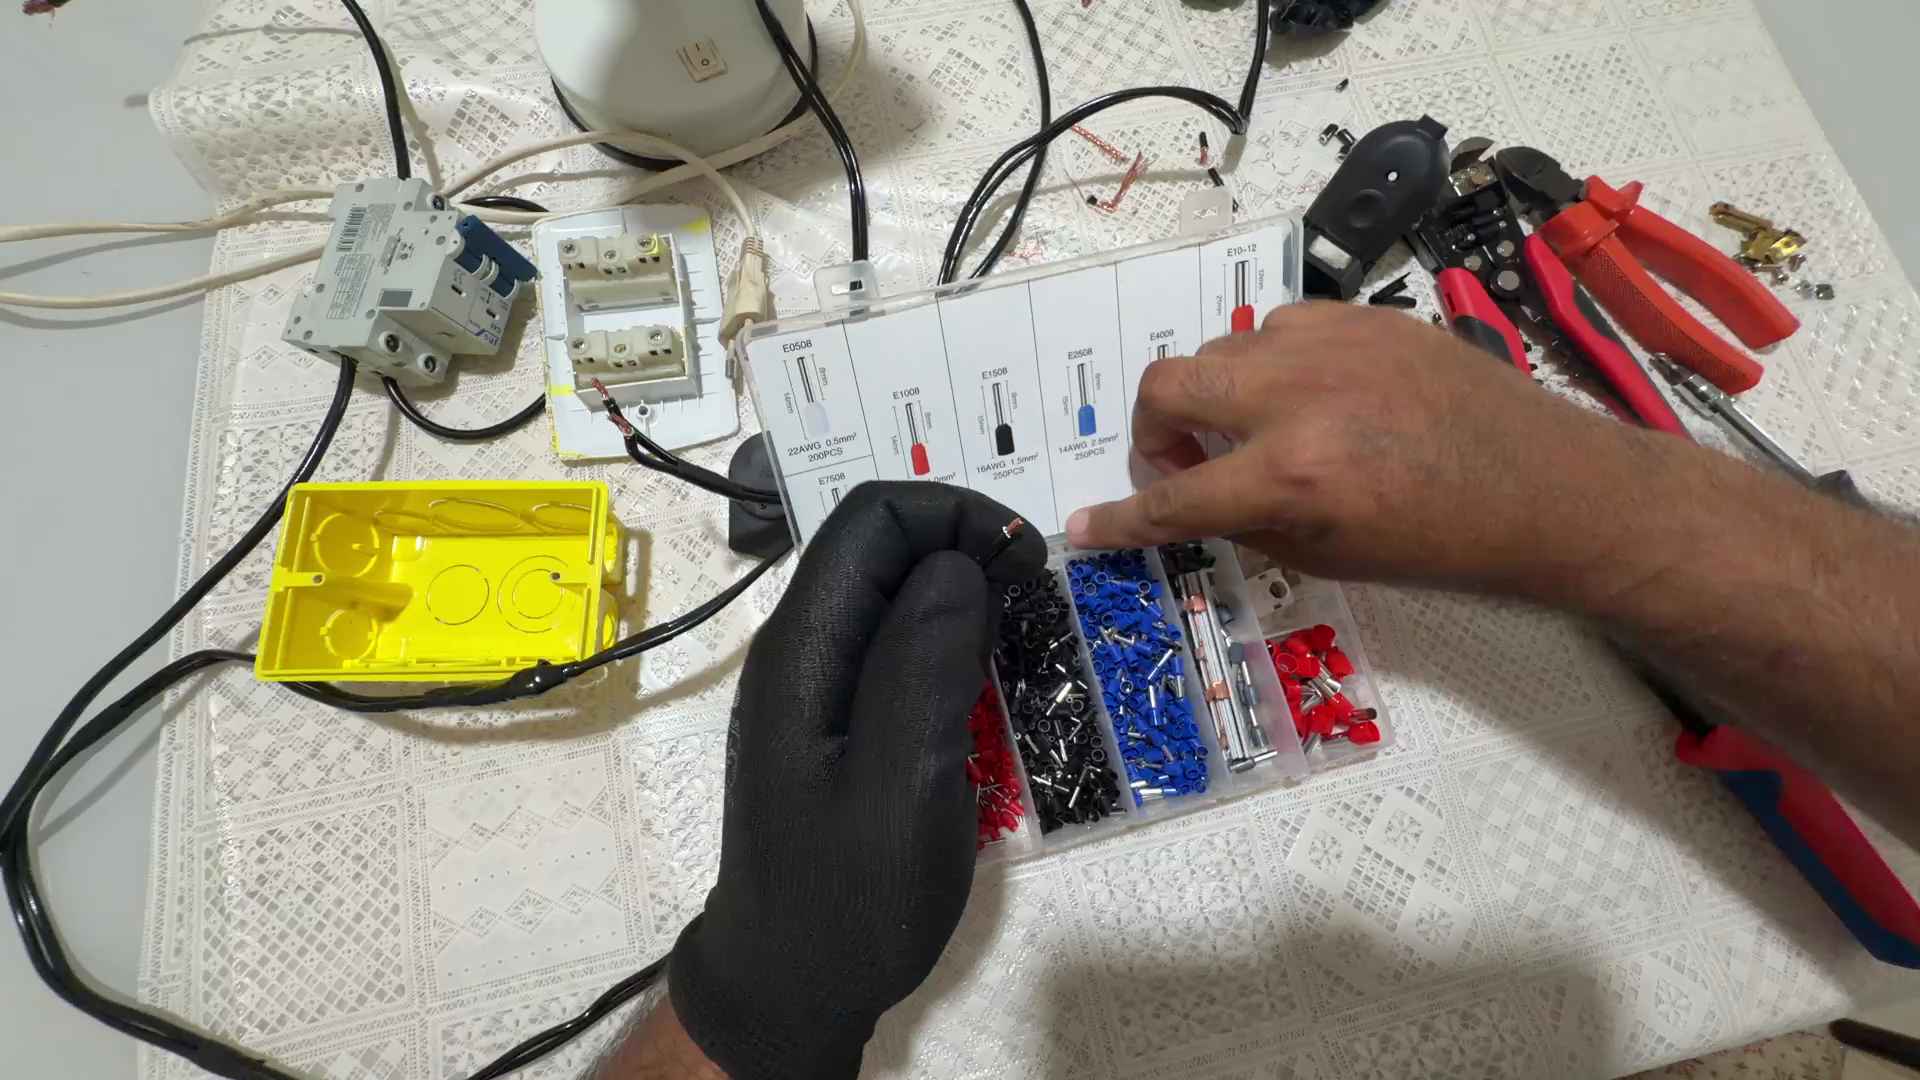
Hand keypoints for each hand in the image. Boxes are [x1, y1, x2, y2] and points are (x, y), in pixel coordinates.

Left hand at [668, 482, 1044, 1079]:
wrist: (792, 978)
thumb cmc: (849, 892)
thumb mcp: (900, 779)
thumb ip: (924, 659)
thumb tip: (958, 565)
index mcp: (807, 642)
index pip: (873, 518)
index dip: (953, 514)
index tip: (1021, 560)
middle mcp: (805, 641)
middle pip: (882, 543)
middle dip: (961, 547)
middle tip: (1025, 599)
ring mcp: (818, 675)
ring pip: (893, 587)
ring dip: (959, 592)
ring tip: (1007, 639)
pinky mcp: (839, 707)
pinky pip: (895, 638)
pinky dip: (947, 636)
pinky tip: (976, 677)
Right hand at [1066, 301, 1663, 596]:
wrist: (1551, 491)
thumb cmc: (1436, 546)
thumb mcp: (1320, 556)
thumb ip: (1237, 519)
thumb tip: (1185, 496)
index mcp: (1293, 475)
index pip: (1174, 499)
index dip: (1120, 519)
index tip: (1083, 527)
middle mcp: (1300, 397)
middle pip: (1167, 385)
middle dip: (1150, 432)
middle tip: (1182, 463)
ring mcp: (1332, 345)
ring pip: (1217, 349)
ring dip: (1213, 396)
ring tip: (1251, 429)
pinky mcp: (1364, 318)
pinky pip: (1275, 329)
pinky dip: (1264, 367)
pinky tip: (1300, 395)